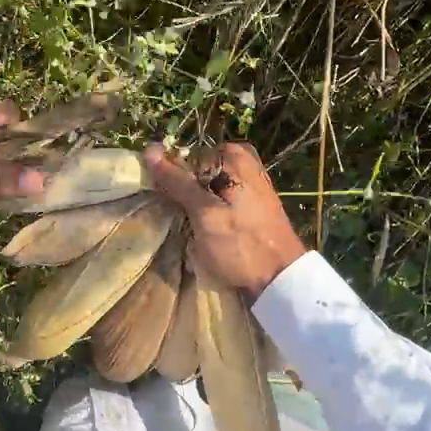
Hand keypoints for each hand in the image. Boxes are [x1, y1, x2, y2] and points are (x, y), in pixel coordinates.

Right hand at [144, 142, 306, 297]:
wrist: (282, 281)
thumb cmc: (241, 244)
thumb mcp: (203, 212)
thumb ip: (177, 181)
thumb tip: (149, 149)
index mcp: (232, 155)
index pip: (185, 157)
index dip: (170, 179)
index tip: (164, 203)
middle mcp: (243, 161)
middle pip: (197, 170)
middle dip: (184, 191)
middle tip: (178, 217)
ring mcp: (250, 181)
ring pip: (207, 185)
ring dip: (195, 203)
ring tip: (190, 227)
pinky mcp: (252, 201)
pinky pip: (220, 196)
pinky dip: (210, 209)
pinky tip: (207, 229)